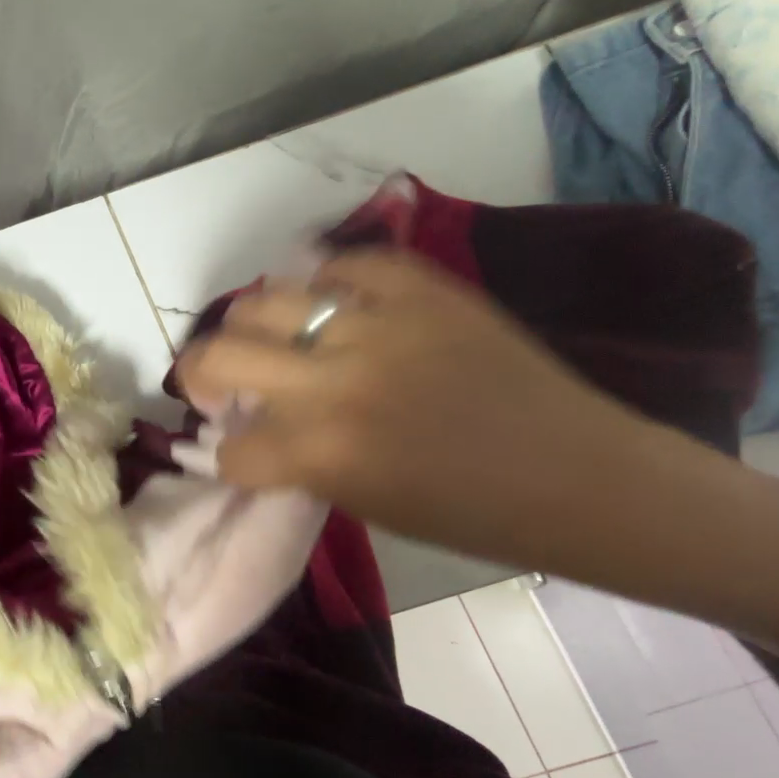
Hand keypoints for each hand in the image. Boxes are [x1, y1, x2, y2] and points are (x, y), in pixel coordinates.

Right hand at [173, 250, 657, 557]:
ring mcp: (378, 327)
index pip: (230, 448)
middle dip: (201, 375)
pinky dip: (328, 281)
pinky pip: (348, 264)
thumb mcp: (357, 500)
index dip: (229, 456)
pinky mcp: (424, 292)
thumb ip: (294, 461)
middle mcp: (334, 383)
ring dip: (250, 326)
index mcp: (319, 452)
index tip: (242, 453)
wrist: (577, 477)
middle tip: (220, 386)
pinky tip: (330, 303)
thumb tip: (249, 428)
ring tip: (271, 339)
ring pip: (264, 300)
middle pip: (219, 354)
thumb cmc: (466, 513)